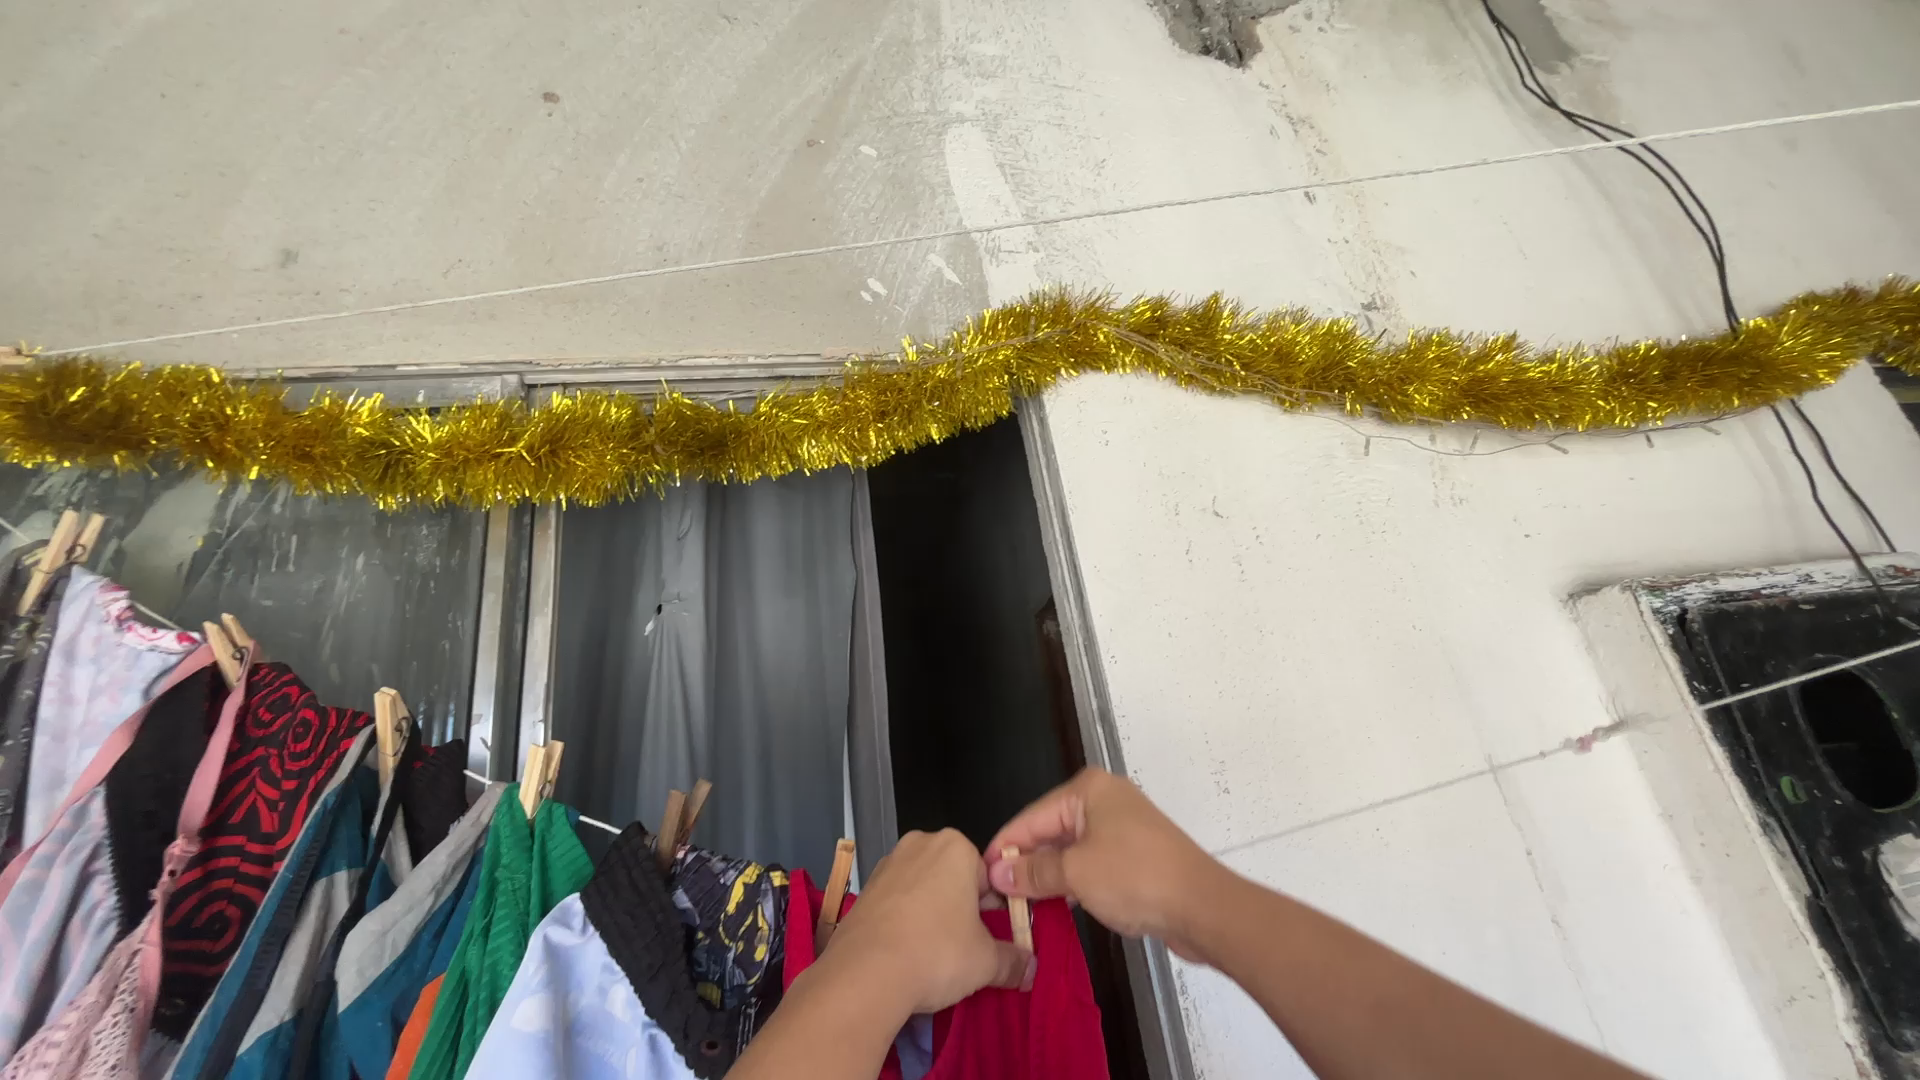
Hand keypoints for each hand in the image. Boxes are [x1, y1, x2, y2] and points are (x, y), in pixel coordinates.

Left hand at [823, 829, 1033, 1014]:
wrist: (864, 973)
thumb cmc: (937, 953)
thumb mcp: (986, 962)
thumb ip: (1013, 961)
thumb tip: (1031, 969)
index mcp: (957, 846)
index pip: (988, 876)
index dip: (992, 911)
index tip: (988, 939)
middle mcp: (921, 842)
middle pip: (953, 877)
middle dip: (960, 907)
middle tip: (962, 948)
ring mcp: (889, 861)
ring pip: (923, 887)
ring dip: (930, 912)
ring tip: (930, 953)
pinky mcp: (865, 886)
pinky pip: (896, 900)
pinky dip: (903, 919)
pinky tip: (903, 951)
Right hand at [987, 767, 1225, 961]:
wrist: (1203, 907)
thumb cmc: (1135, 878)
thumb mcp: (1075, 874)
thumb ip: (1033, 871)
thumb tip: (997, 873)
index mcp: (1087, 790)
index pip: (1031, 817)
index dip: (1004, 847)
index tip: (979, 876)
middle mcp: (1103, 799)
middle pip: (1049, 830)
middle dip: (1025, 862)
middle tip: (997, 895)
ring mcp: (1121, 825)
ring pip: (1069, 848)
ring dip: (1048, 874)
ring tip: (1020, 904)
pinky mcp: (1133, 852)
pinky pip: (1089, 861)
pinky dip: (1072, 880)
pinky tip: (1055, 903)